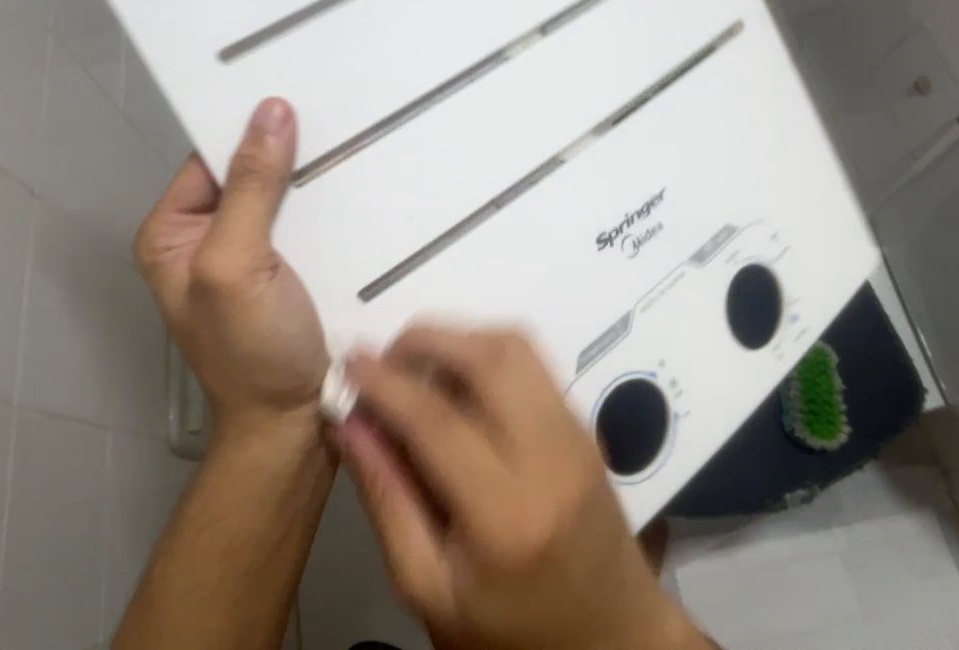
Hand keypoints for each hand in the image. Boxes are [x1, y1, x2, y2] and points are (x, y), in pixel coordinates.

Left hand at [135, 98, 327, 443]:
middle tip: (334, 112)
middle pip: (248, 170)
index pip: (209, 157)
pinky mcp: (288, 267)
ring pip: (283, 193)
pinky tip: (358, 186)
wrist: (295, 422)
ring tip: (354, 139)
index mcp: (173, 232)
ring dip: (314, 176)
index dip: (247, 126)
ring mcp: (251, 252)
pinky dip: (329, 204)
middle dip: (288, 148)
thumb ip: (250, 188)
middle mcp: (207, 236)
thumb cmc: (251, 354)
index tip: (294, 94)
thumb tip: (270, 113)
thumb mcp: (236, 265)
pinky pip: (307, 219)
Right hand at [335, 327, 709, 649]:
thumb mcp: (429, 588)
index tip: (348, 362)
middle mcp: (551, 458)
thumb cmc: (510, 629)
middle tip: (381, 361)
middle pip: (488, 359)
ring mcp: (577, 434)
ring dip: (457, 338)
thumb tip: (348, 421)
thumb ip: (386, 498)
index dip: (385, 384)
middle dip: (424, 341)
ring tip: (416, 368)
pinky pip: (532, 362)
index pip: (437, 421)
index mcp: (507, 516)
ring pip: (516, 346)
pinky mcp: (585, 424)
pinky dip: (485, 353)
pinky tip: (456, 383)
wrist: (610, 637)